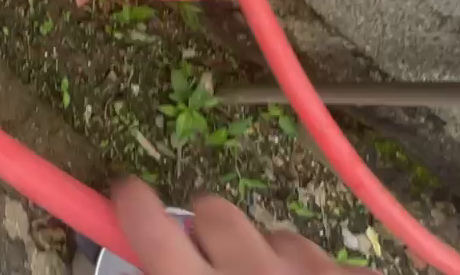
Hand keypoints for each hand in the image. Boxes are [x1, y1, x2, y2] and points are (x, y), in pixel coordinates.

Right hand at [112, 179, 358, 273]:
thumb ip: (169, 271)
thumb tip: (152, 256)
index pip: (148, 225)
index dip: (132, 202)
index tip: (128, 192)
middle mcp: (253, 273)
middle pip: (213, 210)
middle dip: (213, 234)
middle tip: (223, 269)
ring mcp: (314, 273)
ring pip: (278, 236)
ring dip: (275, 263)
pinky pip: (332, 263)